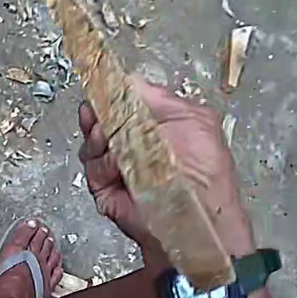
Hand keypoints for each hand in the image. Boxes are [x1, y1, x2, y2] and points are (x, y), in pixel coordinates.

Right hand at [77, 80, 253, 256]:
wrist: (197, 216)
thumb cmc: (205, 172)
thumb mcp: (192, 119)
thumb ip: (157, 98)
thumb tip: (127, 81)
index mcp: (151, 125)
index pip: (120, 102)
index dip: (108, 93)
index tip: (100, 85)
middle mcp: (131, 145)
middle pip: (99, 119)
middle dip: (98, 113)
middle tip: (100, 112)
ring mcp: (116, 168)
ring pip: (91, 143)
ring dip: (99, 138)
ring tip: (112, 140)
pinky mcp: (105, 190)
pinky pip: (92, 169)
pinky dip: (102, 164)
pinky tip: (116, 165)